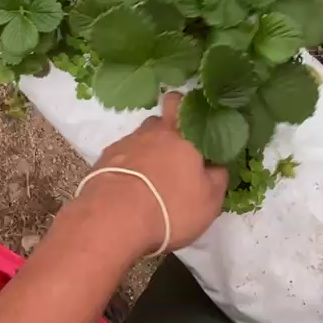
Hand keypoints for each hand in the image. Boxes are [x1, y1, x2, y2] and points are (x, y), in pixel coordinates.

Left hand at [76, 93, 228, 257]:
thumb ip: (217, 178)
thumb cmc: (170, 207)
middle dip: (167, 128)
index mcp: (182, 135)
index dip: (188, 110)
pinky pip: (122, 155)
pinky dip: (129, 165)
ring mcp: (126, 143)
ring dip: (148, 149)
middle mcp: (152, 132)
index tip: (195, 126)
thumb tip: (217, 165)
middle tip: (175, 150)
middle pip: (159, 117)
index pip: (183, 104)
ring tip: (153, 175)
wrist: (115, 218)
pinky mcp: (105, 159)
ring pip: (140, 137)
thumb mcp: (209, 201)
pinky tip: (132, 186)